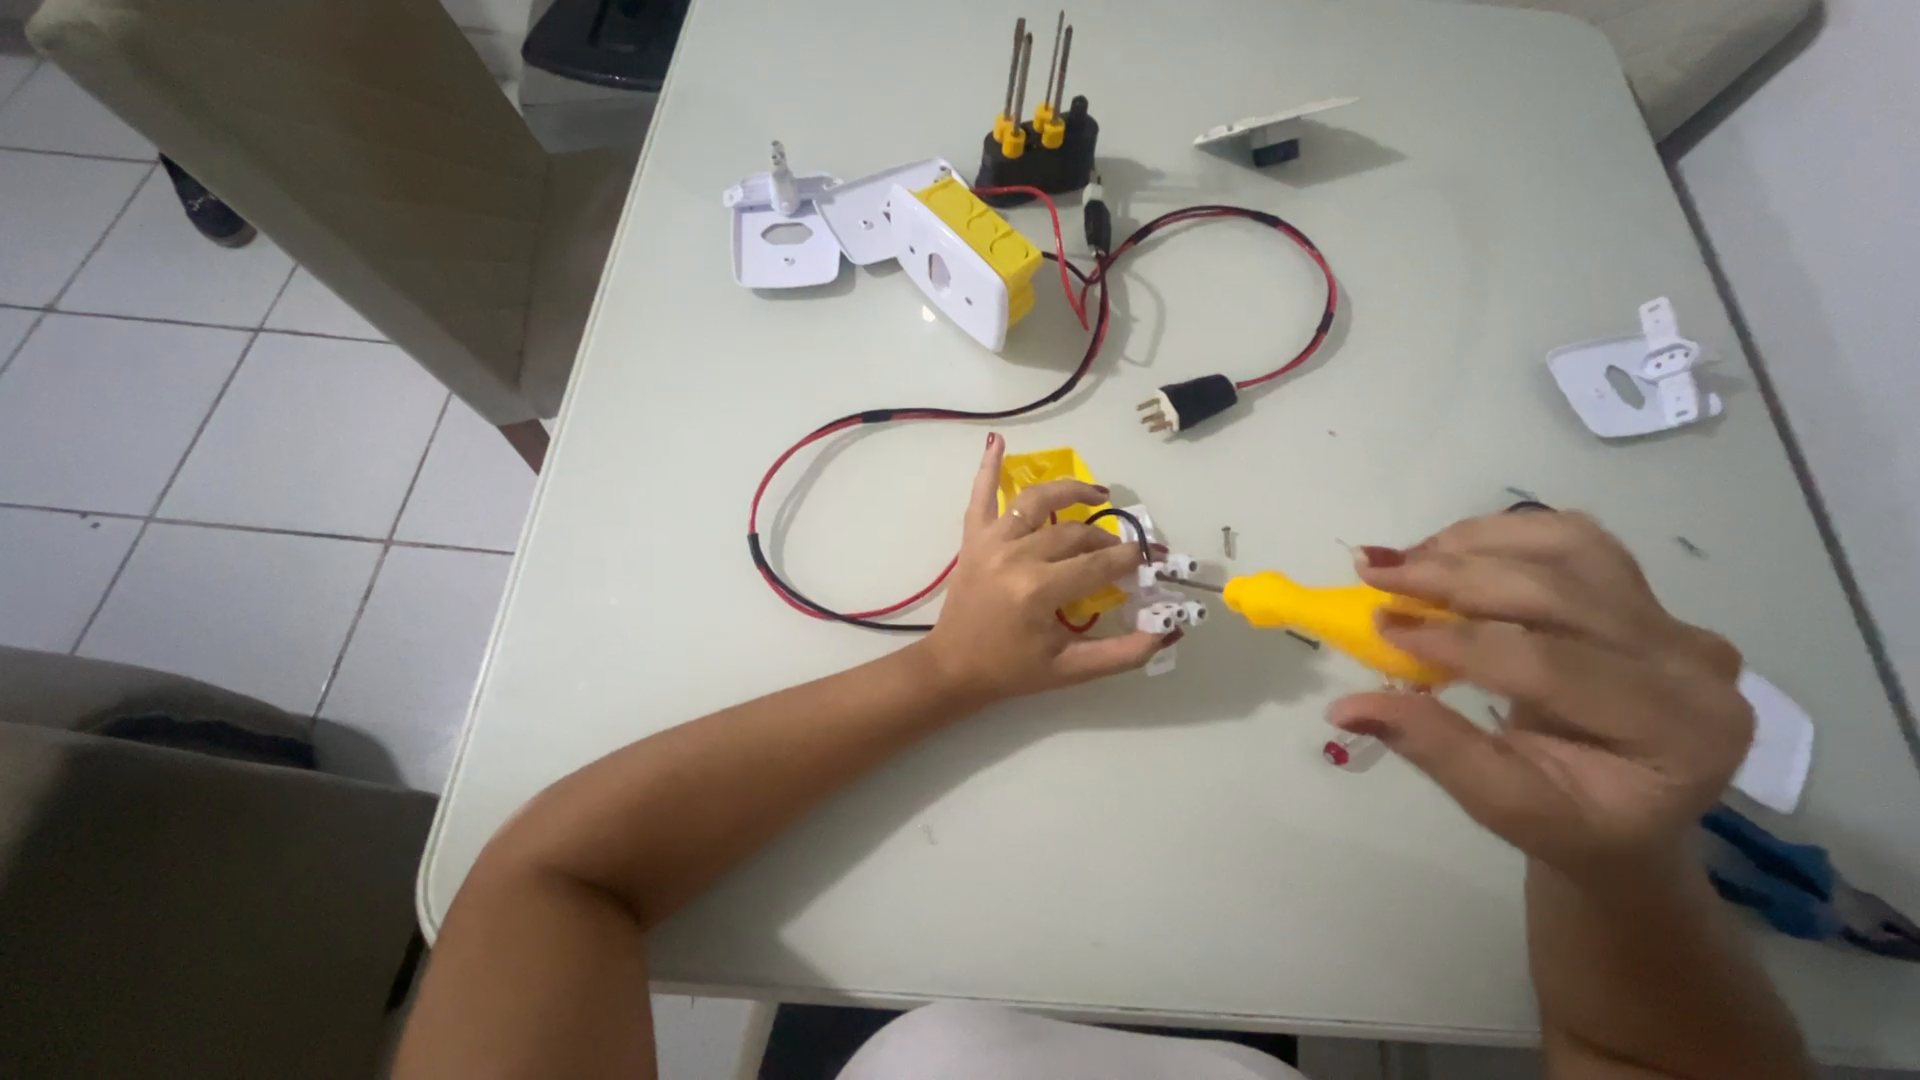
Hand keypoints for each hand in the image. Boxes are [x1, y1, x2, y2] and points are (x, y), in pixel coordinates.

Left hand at [918, 433, 1173, 703]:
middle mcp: (1015, 557)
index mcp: (1039, 590)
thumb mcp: (1072, 670)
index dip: (1130, 560)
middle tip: (1123, 551)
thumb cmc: (1012, 670)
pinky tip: (998, 440)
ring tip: (1097, 494)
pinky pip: (980, 495)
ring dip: (1069, 492)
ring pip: (1036, 502)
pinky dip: (987, 466)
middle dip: (1106, 540)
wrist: (954, 667)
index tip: (1149, 560)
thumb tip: (1167, 630)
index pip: (1098, 564)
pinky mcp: (972, 538)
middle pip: (1073, 534)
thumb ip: (1123, 652)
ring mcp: (990, 542)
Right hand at [1329, 511, 1751, 883]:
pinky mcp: (1643, 595)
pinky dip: (1500, 536)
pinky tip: (1447, 553)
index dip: (1459, 640)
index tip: (1380, 627)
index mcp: (1677, 729)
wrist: (1631, 812)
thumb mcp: (1503, 804)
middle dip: (1453, 577)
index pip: (1552, 663)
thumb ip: (1435, 747)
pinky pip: (1570, 540)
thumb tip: (1345, 707)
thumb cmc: (1571, 823)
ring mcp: (1672, 619)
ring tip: (1403, 561)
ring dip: (1474, 545)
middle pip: (1558, 592)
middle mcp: (1691, 661)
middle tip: (1373, 576)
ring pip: (1566, 547)